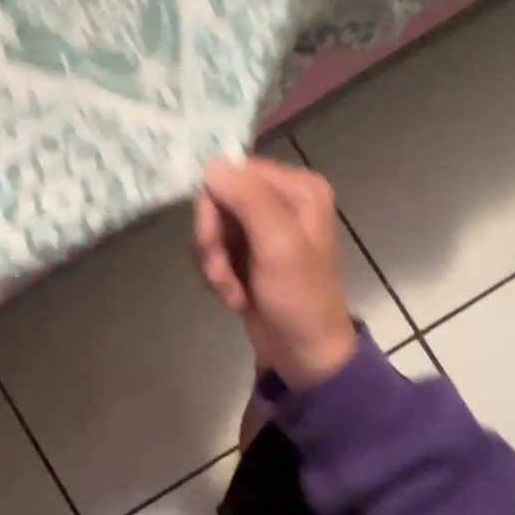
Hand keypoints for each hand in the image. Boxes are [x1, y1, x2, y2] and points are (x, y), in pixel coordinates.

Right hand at [192, 155, 357, 388]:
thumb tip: (210, 161)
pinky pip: (214, 249)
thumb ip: (248, 199)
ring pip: (212, 227)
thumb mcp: (278, 245)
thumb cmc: (298, 300)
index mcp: (298, 188)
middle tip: (221, 275)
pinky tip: (233, 296)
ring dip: (213, 264)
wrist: (304, 353)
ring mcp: (264, 228)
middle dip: (213, 242)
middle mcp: (282, 200)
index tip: (214, 245)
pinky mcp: (248, 253)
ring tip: (231, 291)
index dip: (214, 208)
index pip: (234, 173)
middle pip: (218, 200)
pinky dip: (216, 274)